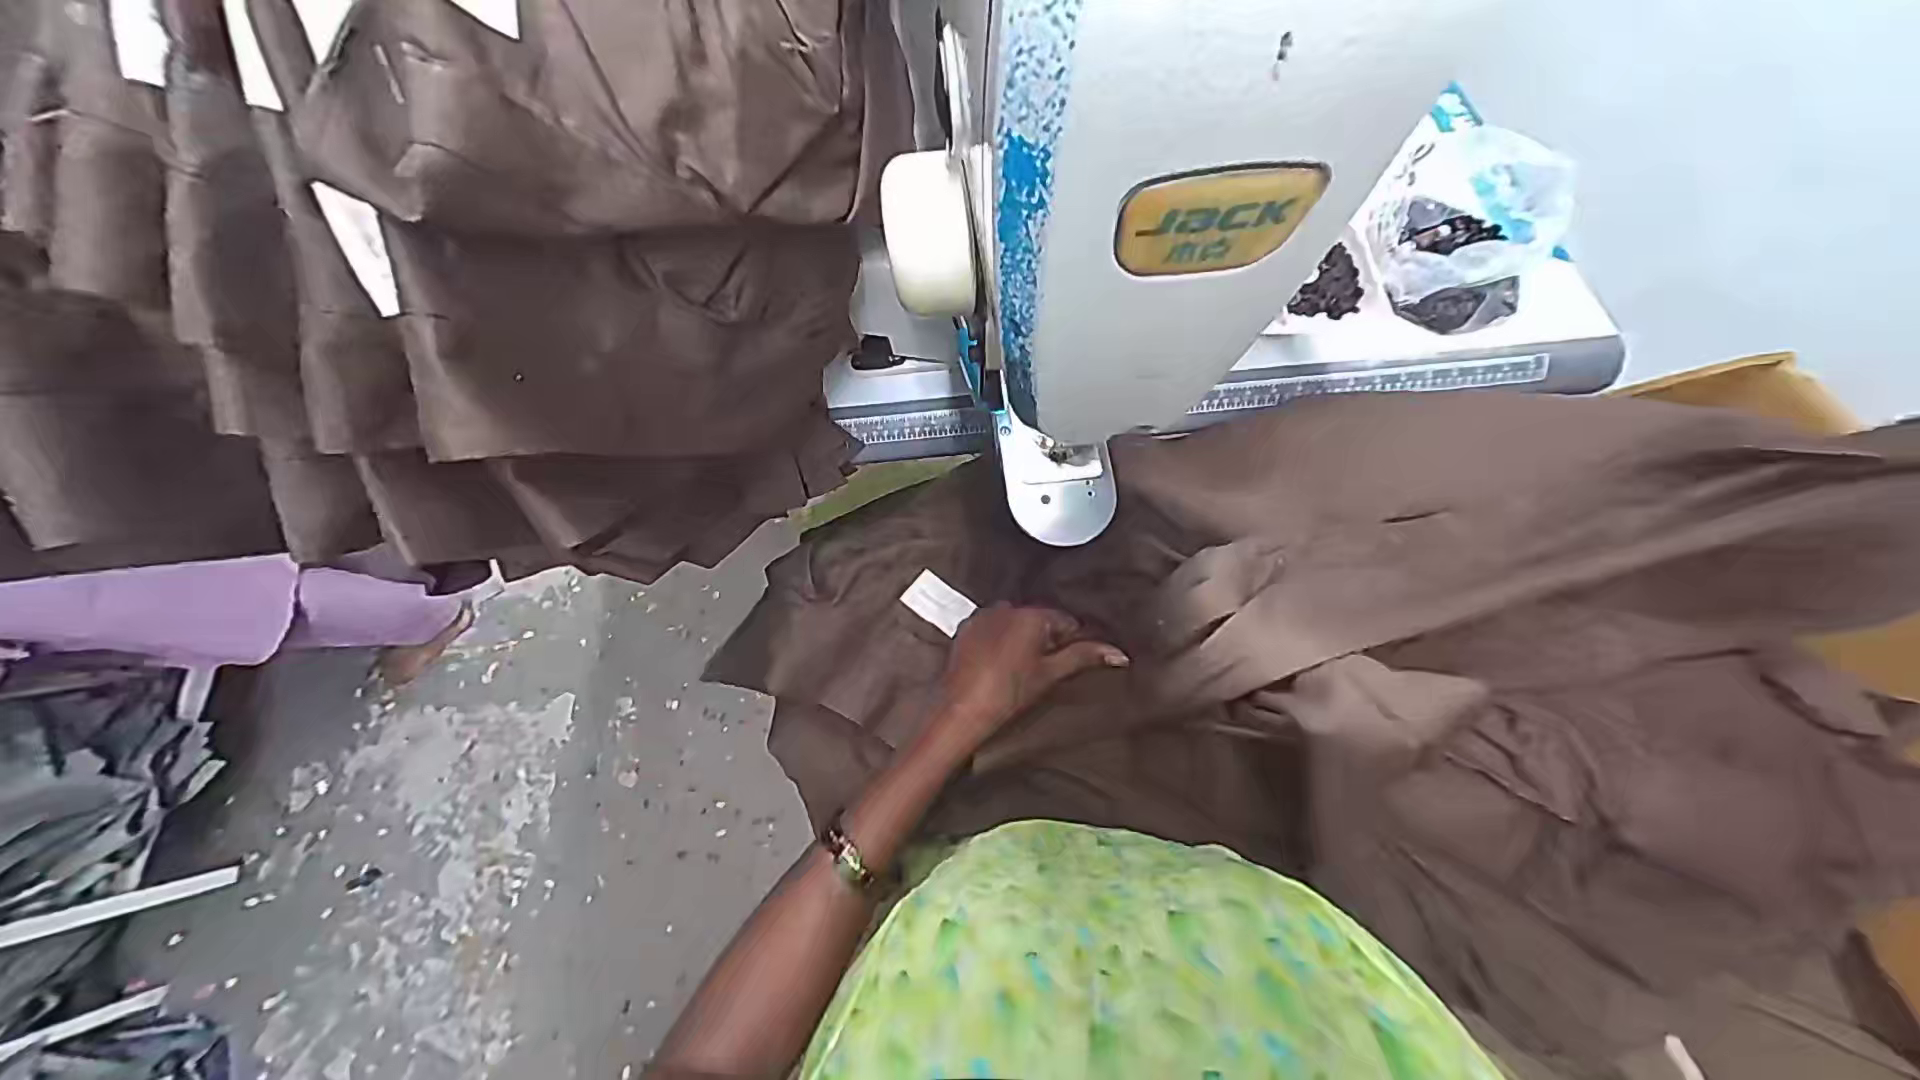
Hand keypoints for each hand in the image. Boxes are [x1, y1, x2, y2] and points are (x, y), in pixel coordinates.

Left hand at [928, 605, 1128, 751]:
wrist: (962, 708)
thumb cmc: (1009, 692)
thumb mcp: (1051, 674)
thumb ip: (1084, 656)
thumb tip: (1119, 653)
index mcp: (1032, 614)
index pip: (1065, 621)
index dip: (1069, 643)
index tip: (1063, 663)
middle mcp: (1007, 607)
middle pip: (1039, 619)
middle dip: (1044, 639)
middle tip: (1042, 669)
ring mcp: (984, 615)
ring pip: (1015, 622)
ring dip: (1021, 638)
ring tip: (1018, 669)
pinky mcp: (967, 627)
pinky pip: (992, 627)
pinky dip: (999, 639)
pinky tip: (997, 664)